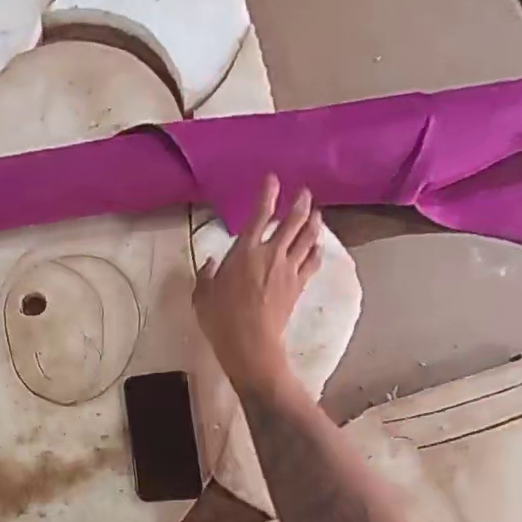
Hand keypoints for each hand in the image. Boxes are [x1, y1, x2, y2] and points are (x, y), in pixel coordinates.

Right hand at [193, 175, 323, 392]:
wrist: (250, 341)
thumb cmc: (220, 318)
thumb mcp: (202, 295)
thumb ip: (206, 275)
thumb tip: (211, 263)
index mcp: (244, 252)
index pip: (258, 216)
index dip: (267, 195)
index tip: (273, 179)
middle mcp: (270, 254)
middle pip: (292, 222)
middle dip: (299, 204)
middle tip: (304, 192)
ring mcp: (288, 269)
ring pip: (307, 238)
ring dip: (313, 223)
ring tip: (316, 214)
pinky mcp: (298, 285)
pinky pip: (312, 261)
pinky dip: (316, 250)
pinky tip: (318, 247)